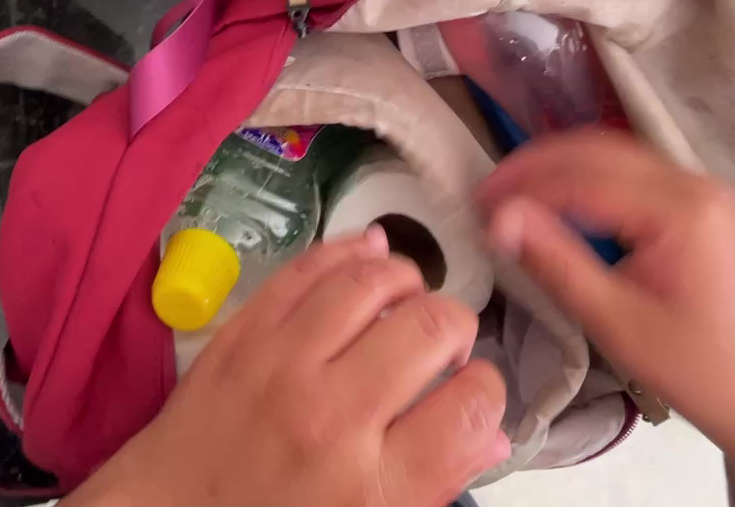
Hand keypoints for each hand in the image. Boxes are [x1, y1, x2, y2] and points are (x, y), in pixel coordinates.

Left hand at [69, 228, 511, 506]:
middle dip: (455, 325)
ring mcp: (282, 360)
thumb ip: (432, 484)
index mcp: (371, 486)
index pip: (468, 409)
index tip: (474, 387)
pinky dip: (349, 250)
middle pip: (428, 330)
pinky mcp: (246, 327)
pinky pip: (308, 267)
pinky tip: (372, 252)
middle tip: (445, 339)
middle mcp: (332, 414)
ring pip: (370, 283)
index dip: (488, 389)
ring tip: (412, 295)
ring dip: (407, 279)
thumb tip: (488, 431)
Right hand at [476, 131, 734, 504]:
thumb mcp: (618, 324)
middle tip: (487, 191)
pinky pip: (632, 170)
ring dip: (558, 165)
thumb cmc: (701, 371)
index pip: (582, 177)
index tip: (478, 205)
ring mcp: (703, 188)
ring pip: (613, 153)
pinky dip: (587, 175)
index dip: (523, 186)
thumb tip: (499, 218)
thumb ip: (555, 262)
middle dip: (534, 165)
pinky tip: (560, 196)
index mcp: (681, 210)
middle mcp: (695, 183)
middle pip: (597, 150)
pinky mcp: (702, 202)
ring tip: (513, 190)